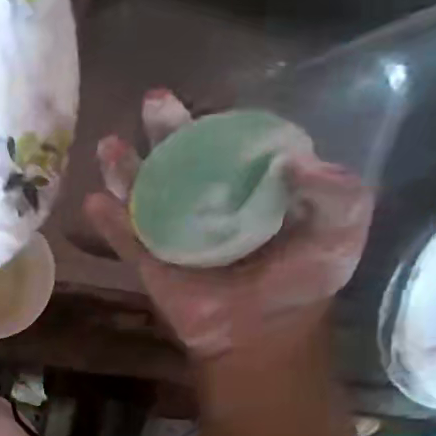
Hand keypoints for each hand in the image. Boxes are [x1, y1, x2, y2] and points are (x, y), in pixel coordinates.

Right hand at [82, 90, 373, 360]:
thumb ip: (338, 193)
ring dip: (123, 168)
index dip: (216, 121)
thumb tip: (293, 161)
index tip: (205, 102)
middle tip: (153, 101)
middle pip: (177, 158)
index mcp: (249, 187)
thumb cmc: (301, 282)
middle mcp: (205, 200)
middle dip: (163, 128)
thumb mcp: (340, 233)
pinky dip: (108, 220)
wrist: (260, 334)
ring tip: (109, 146)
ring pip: (141, 191)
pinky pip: (124, 236)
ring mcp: (171, 229)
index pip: (229, 145)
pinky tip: (96, 201)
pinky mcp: (147, 259)